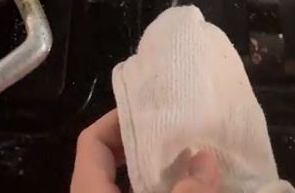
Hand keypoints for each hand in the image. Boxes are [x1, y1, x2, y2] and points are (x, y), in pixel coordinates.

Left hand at [71, 110, 220, 192]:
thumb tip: (206, 158)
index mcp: (88, 191)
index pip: (92, 140)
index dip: (118, 119)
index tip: (153, 109)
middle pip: (110, 162)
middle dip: (145, 147)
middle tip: (178, 134)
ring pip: (127, 187)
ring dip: (157, 176)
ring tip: (190, 164)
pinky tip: (187, 191)